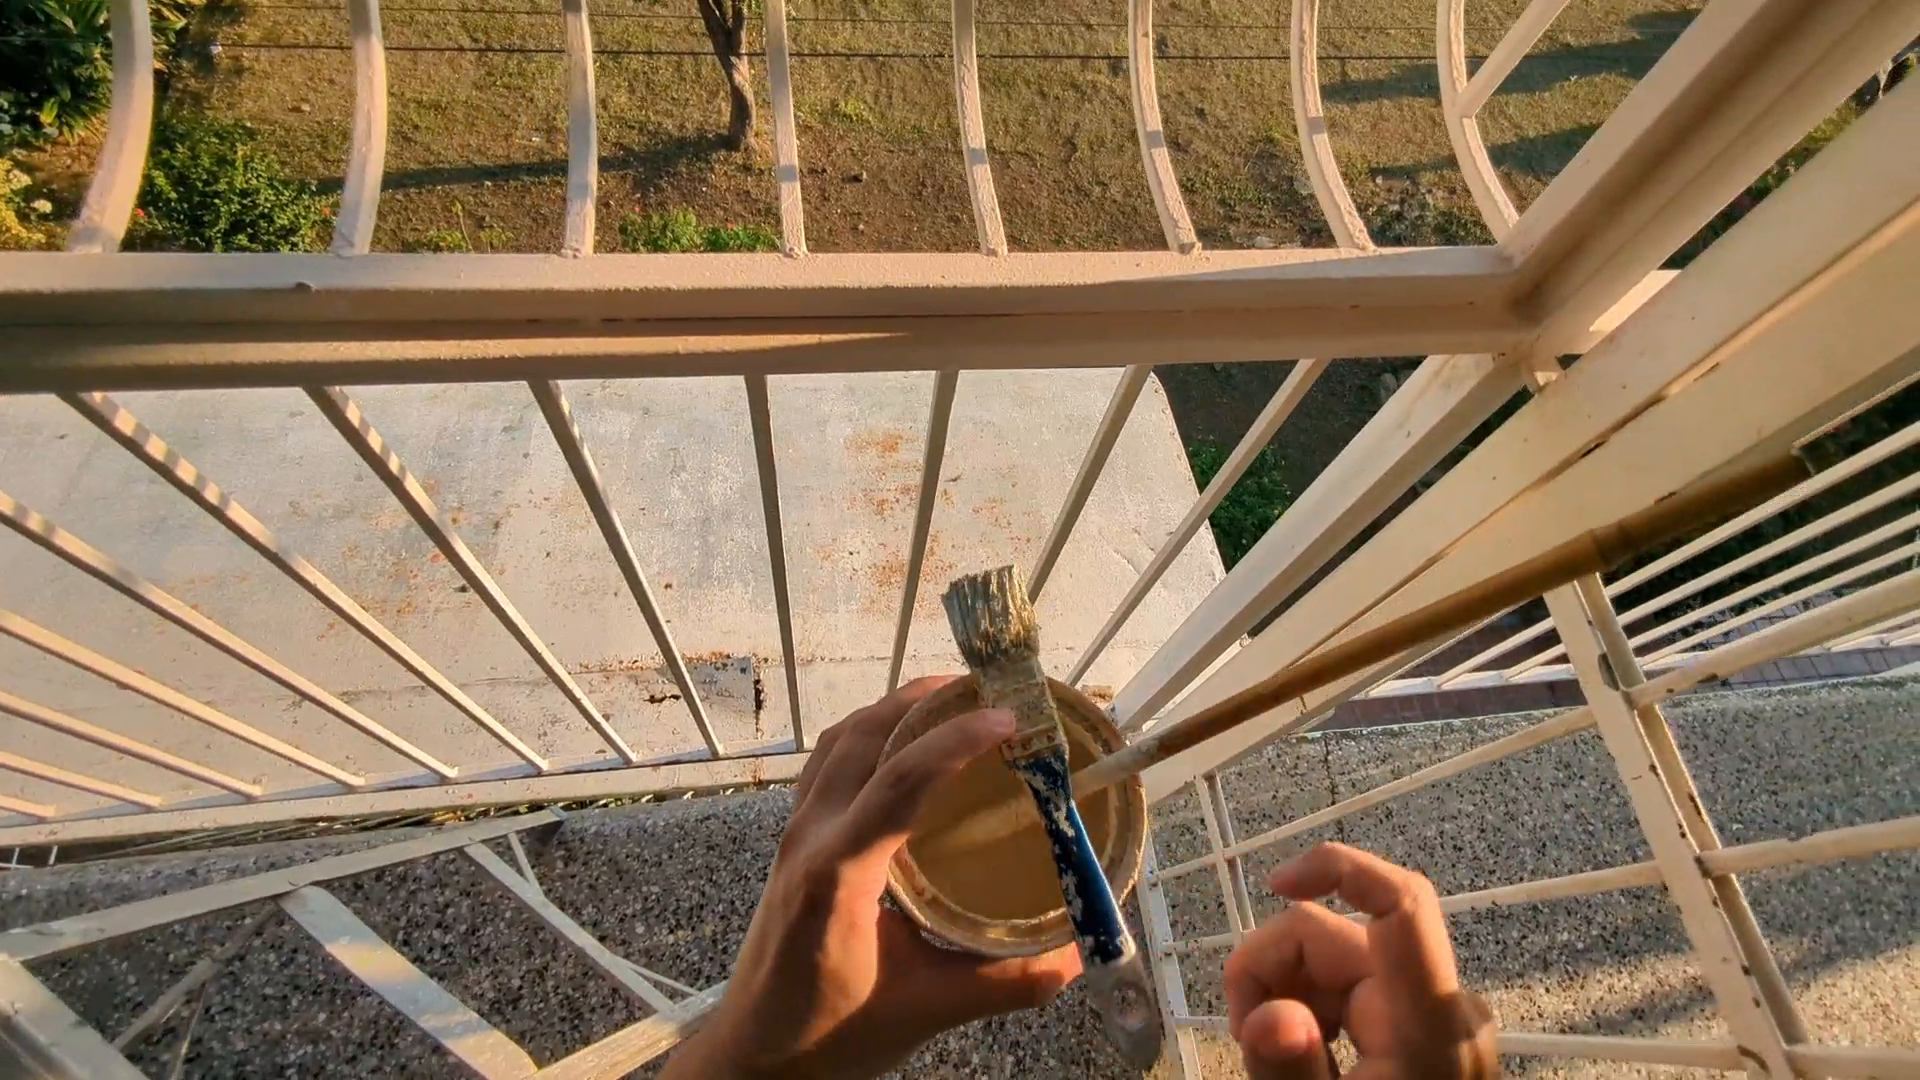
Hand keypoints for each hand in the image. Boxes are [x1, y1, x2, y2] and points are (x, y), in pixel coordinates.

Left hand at [662, 676, 1083, 1079]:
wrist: (752, 1056)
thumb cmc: (828, 1038)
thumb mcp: (923, 1013)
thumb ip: (1003, 984)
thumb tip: (1075, 957)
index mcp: (838, 874)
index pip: (897, 782)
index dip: (954, 740)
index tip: (1006, 719)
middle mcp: (810, 834)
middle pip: (863, 737)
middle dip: (922, 700)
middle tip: (982, 689)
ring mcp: (795, 828)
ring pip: (841, 739)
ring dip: (892, 707)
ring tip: (945, 698)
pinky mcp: (794, 833)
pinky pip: (828, 758)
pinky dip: (867, 730)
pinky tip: (899, 740)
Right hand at [1224, 843, 1496, 1079]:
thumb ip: (1291, 1075)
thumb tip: (1270, 1014)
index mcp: (1427, 1026)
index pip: (1401, 905)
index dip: (1338, 867)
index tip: (1274, 884)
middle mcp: (1434, 1004)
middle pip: (1327, 933)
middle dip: (1269, 969)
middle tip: (1244, 1036)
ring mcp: (1424, 1010)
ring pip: (1321, 952)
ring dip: (1279, 989)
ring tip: (1270, 1052)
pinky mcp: (1412, 1019)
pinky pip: (1338, 978)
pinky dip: (1303, 1001)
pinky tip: (1302, 1050)